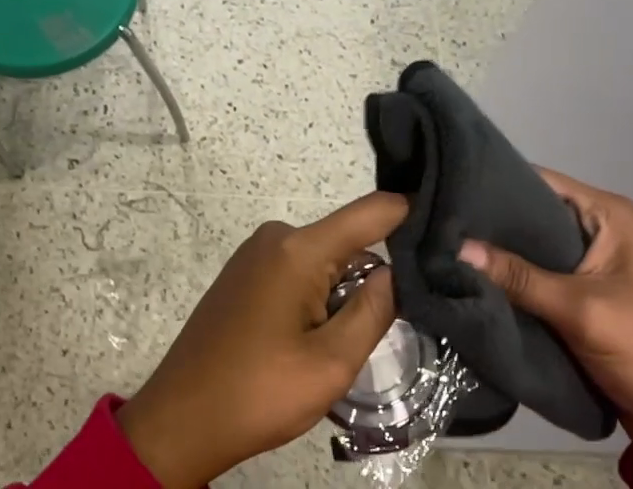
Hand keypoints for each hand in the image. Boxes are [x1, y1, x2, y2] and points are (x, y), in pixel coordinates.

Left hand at [117, 192, 406, 488]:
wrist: (181, 420)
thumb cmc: (258, 392)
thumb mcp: (330, 363)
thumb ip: (373, 310)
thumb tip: (400, 270)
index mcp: (298, 248)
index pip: (371, 213)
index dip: (412, 215)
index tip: (451, 231)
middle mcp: (277, 238)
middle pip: (348, 243)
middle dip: (374, 279)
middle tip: (397, 326)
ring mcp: (256, 255)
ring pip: (324, 263)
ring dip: (343, 297)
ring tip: (343, 348)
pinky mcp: (245, 276)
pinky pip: (298, 273)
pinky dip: (317, 299)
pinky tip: (313, 342)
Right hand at [458, 168, 632, 482]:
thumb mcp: (583, 311)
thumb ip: (519, 277)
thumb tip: (455, 245)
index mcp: (607, 214)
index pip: (538, 181)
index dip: (491, 182)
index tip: (442, 187)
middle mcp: (597, 231)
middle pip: (529, 216)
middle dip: (486, 224)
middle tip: (432, 225)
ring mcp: (590, 268)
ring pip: (529, 252)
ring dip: (494, 259)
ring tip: (437, 251)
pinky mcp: (582, 301)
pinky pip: (536, 283)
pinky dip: (508, 286)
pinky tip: (466, 284)